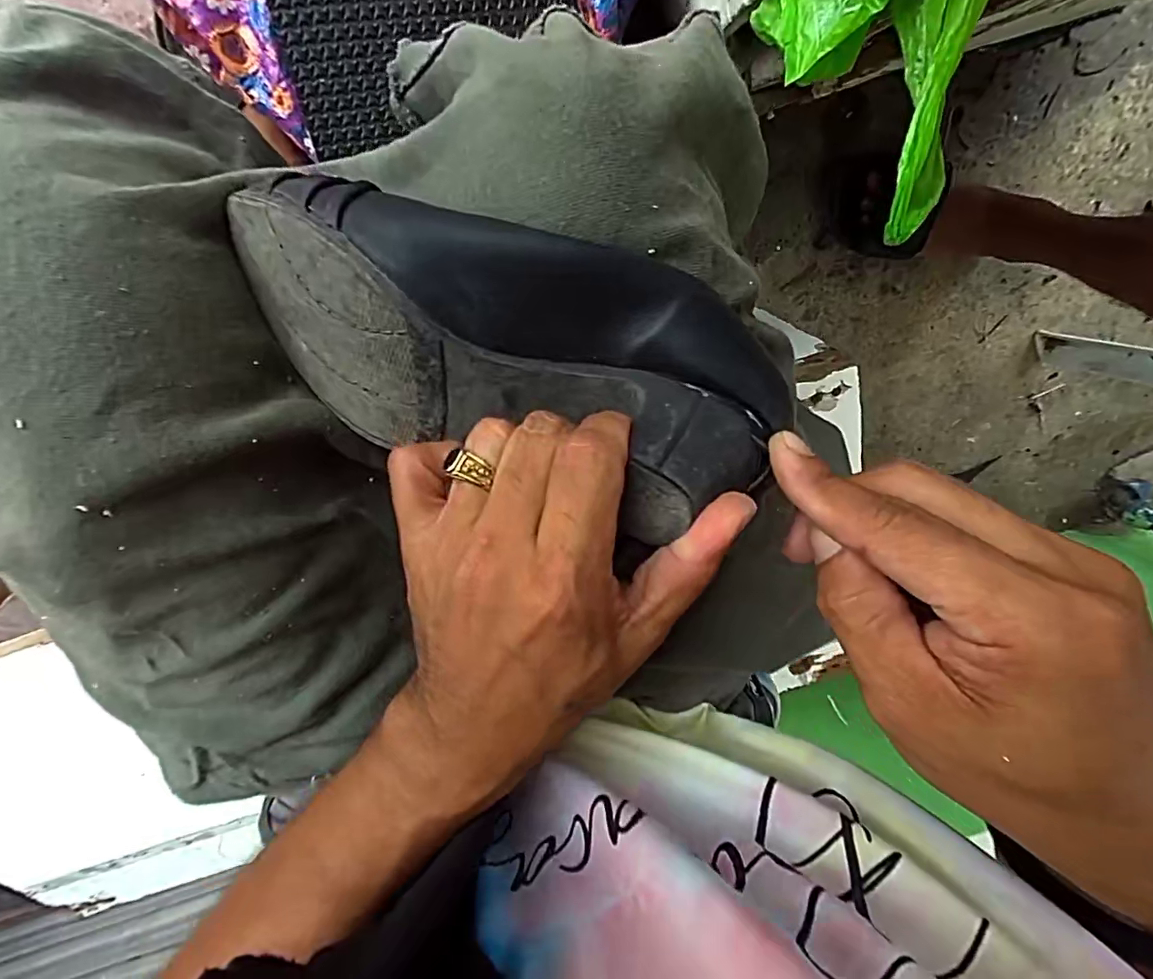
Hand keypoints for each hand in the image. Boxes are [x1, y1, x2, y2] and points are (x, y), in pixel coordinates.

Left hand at [383, 410, 757, 809]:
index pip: (588, 455)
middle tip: (578, 467)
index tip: (617, 444)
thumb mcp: (638, 632)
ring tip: (531, 477)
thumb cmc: (564, 679)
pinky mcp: (413, 538)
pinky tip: (472, 482)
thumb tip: (738, 503)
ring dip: (518, 444)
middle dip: (570, 435)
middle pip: (539, 435)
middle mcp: (503, 545)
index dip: (610, 432)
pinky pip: (417, 458)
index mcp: (565, 570)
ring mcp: (450, 538)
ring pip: (487, 437)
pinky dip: (445, 455)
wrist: (473, 720)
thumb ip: (689, 564)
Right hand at [769, 434, 1152, 943]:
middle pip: (926, 491)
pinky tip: (911, 581)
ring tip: (859, 575)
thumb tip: (830, 534)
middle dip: (850, 501)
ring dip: (882, 518)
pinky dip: (919, 533)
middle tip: (803, 549)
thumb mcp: (905, 706)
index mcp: (1033, 616)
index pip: (904, 529)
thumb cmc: (1008, 778)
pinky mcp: (1077, 561)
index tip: (781, 452)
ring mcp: (1081, 558)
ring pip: (947, 498)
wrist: (1130, 826)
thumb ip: (860, 609)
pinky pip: (972, 520)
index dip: (833, 492)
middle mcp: (1069, 567)